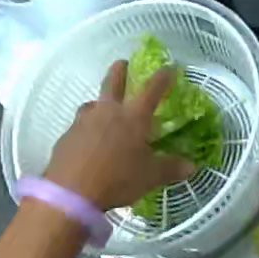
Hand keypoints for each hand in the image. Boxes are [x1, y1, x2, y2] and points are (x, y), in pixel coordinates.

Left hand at [43, 60, 195, 211]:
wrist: (70, 194)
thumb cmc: (117, 178)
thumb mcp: (150, 176)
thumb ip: (171, 168)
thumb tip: (192, 166)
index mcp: (133, 116)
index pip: (152, 88)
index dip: (163, 77)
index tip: (169, 68)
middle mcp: (108, 112)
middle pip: (113, 82)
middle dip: (120, 70)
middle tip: (123, 63)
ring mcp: (83, 122)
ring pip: (92, 104)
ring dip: (99, 102)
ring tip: (103, 109)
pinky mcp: (66, 137)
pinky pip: (78, 126)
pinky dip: (86, 129)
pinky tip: (88, 142)